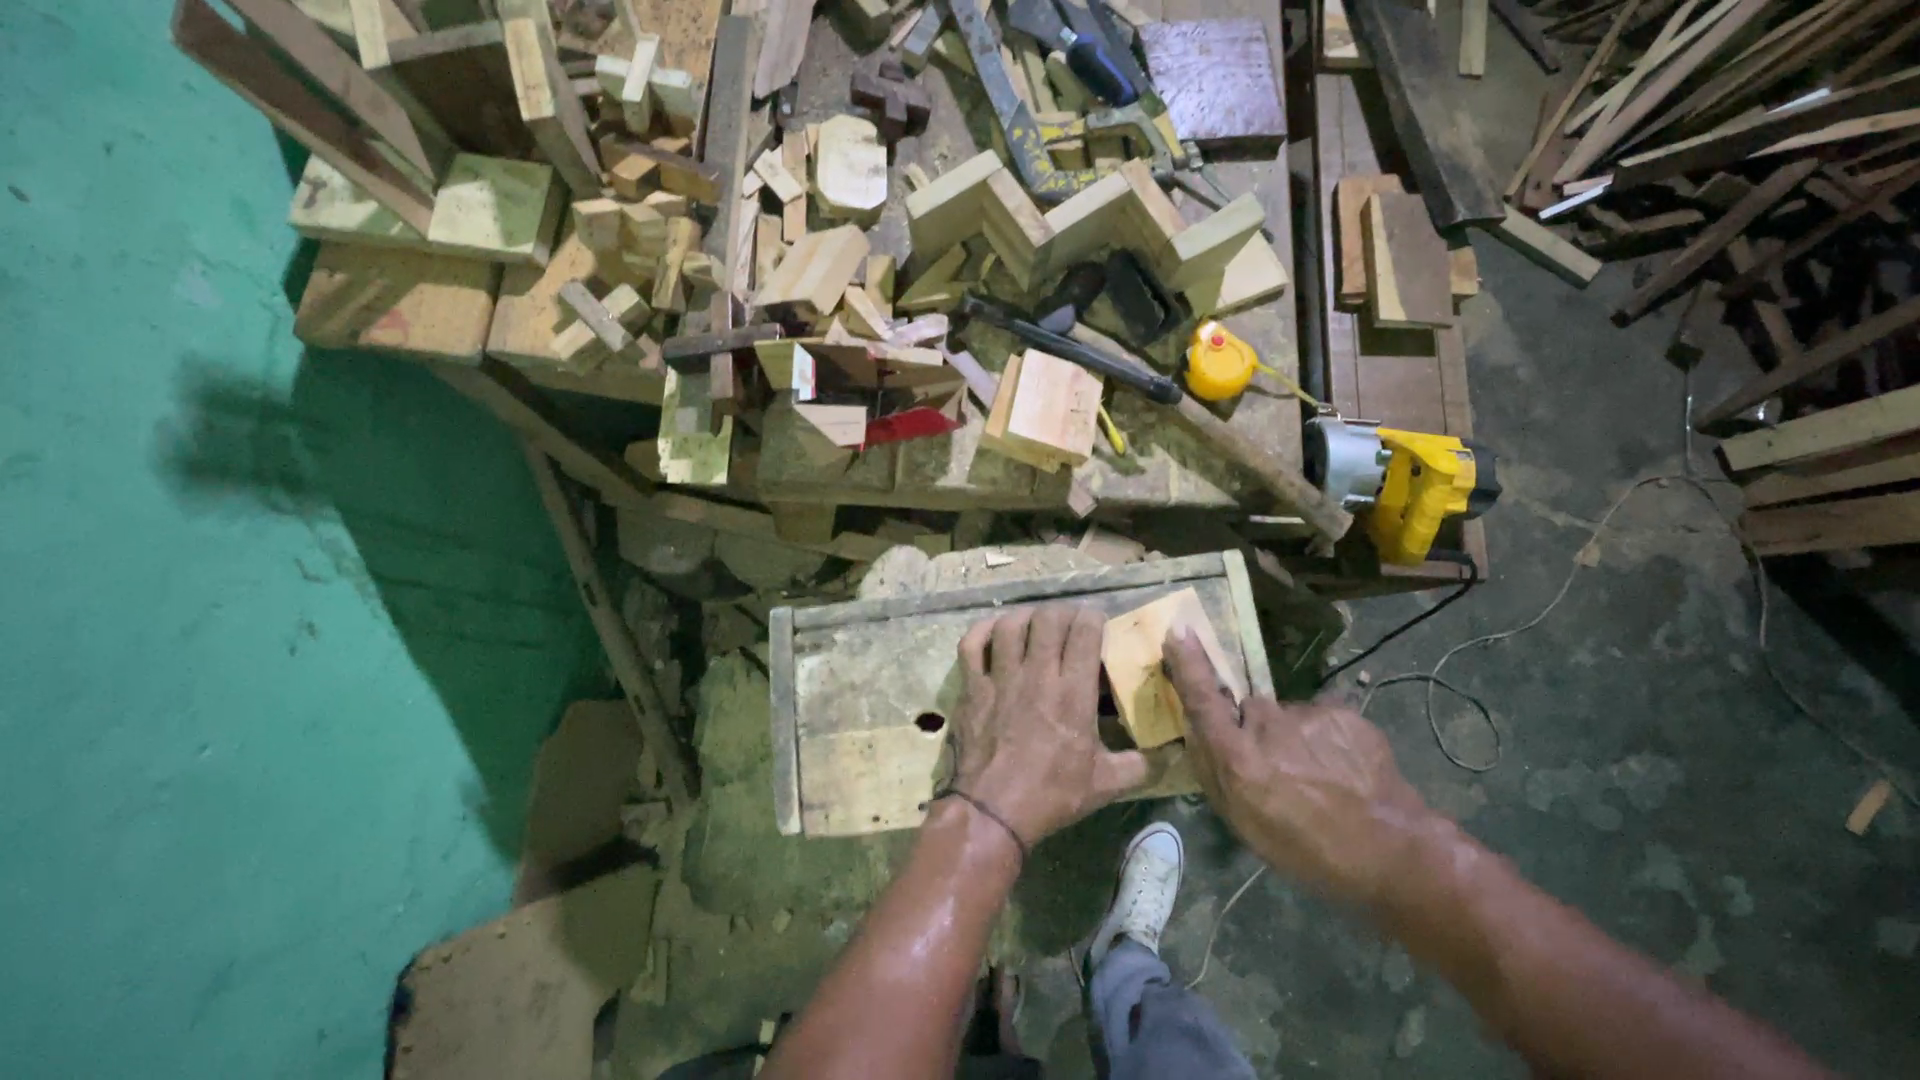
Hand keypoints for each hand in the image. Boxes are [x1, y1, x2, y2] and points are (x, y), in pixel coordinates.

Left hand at [948, 604, 1149, 847]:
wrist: (993, 811)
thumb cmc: (1051, 794)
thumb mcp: (1106, 784)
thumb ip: (1141, 764)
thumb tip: (1171, 754)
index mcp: (1073, 693)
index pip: (1084, 631)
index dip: (1093, 617)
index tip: (1096, 623)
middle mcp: (1036, 675)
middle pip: (1047, 619)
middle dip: (1061, 613)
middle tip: (1067, 624)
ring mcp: (1000, 679)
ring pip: (1010, 625)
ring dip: (1025, 618)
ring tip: (1033, 625)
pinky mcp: (972, 689)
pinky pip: (971, 645)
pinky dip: (982, 632)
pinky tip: (993, 633)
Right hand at [1164, 629, 1444, 906]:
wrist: (1393, 850)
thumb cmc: (1307, 850)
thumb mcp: (1243, 824)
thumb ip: (1215, 773)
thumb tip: (1197, 732)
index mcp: (1239, 758)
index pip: (1203, 699)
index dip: (1188, 663)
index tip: (1180, 629)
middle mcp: (1269, 726)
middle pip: (1248, 710)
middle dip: (1253, 729)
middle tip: (1276, 769)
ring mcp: (1309, 715)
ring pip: (1286, 717)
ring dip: (1292, 738)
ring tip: (1318, 778)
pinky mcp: (1343, 712)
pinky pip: (1320, 719)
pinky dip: (1324, 740)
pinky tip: (1342, 771)